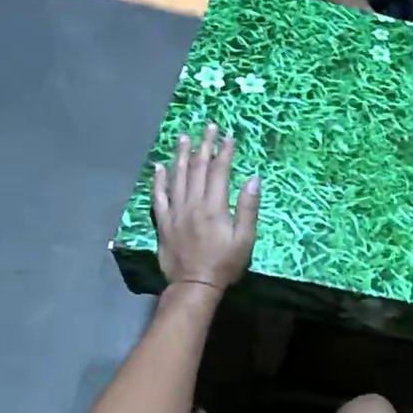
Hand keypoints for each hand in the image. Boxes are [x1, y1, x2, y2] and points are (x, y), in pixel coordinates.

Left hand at [153, 124, 260, 290]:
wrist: (194, 285)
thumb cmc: (225, 263)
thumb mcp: (245, 239)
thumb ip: (248, 207)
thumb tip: (253, 178)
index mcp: (214, 207)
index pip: (219, 171)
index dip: (224, 152)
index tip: (228, 135)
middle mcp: (192, 204)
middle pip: (198, 168)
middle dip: (204, 146)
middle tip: (208, 127)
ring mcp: (175, 212)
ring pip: (177, 177)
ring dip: (181, 155)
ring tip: (183, 137)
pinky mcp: (163, 222)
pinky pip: (159, 196)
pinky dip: (159, 180)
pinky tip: (159, 166)